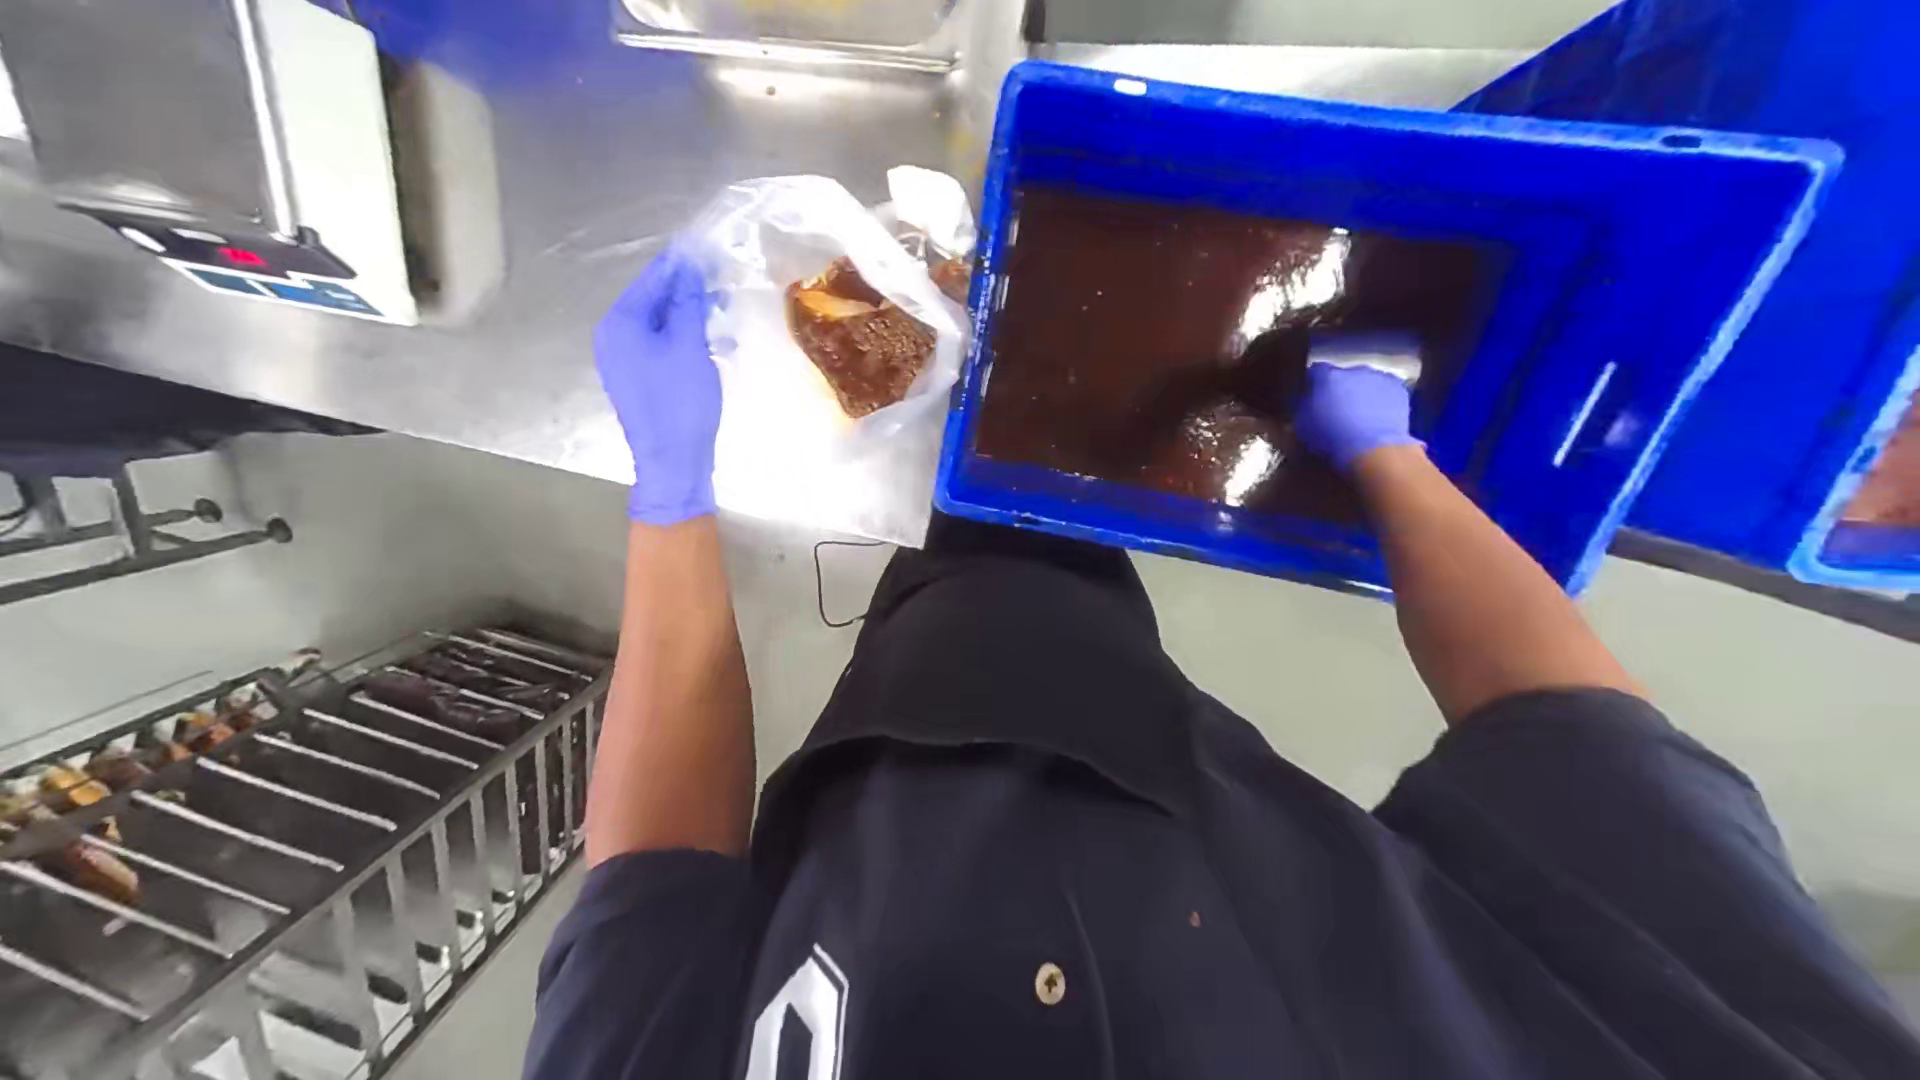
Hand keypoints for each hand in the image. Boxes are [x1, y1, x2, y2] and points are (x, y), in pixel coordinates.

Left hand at [596, 247, 718, 523]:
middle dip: (688, 292)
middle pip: (654, 301)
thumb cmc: (681, 400)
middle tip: (723, 284)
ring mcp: (624, 361)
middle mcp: (613, 337)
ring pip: (660, 326)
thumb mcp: (689, 345)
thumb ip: (687, 303)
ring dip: (690, 318)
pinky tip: (709, 345)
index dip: (682, 264)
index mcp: (620, 323)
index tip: (709, 248)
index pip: (653, 280)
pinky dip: (684, 341)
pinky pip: (661, 348)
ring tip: (722, 316)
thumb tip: (690, 268)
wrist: (672, 460)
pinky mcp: (639, 381)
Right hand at [1294, 362, 1420, 470]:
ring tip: (1357, 415)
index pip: (1314, 371)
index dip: (1312, 384)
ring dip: (1360, 393)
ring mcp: (1379, 377)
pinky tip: (1375, 417)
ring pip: (1365, 381)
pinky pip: (1384, 390)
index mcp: (1327, 377)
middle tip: (1335, 409)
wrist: (1373, 448)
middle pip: (1342, 375)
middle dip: (1338, 388)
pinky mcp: (1399, 389)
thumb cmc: (1331, 438)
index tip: (1310, 396)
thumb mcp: (1303, 426)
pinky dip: (1379, 400)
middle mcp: (1353, 370)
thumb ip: (1303, 408)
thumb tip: (1306, 403)